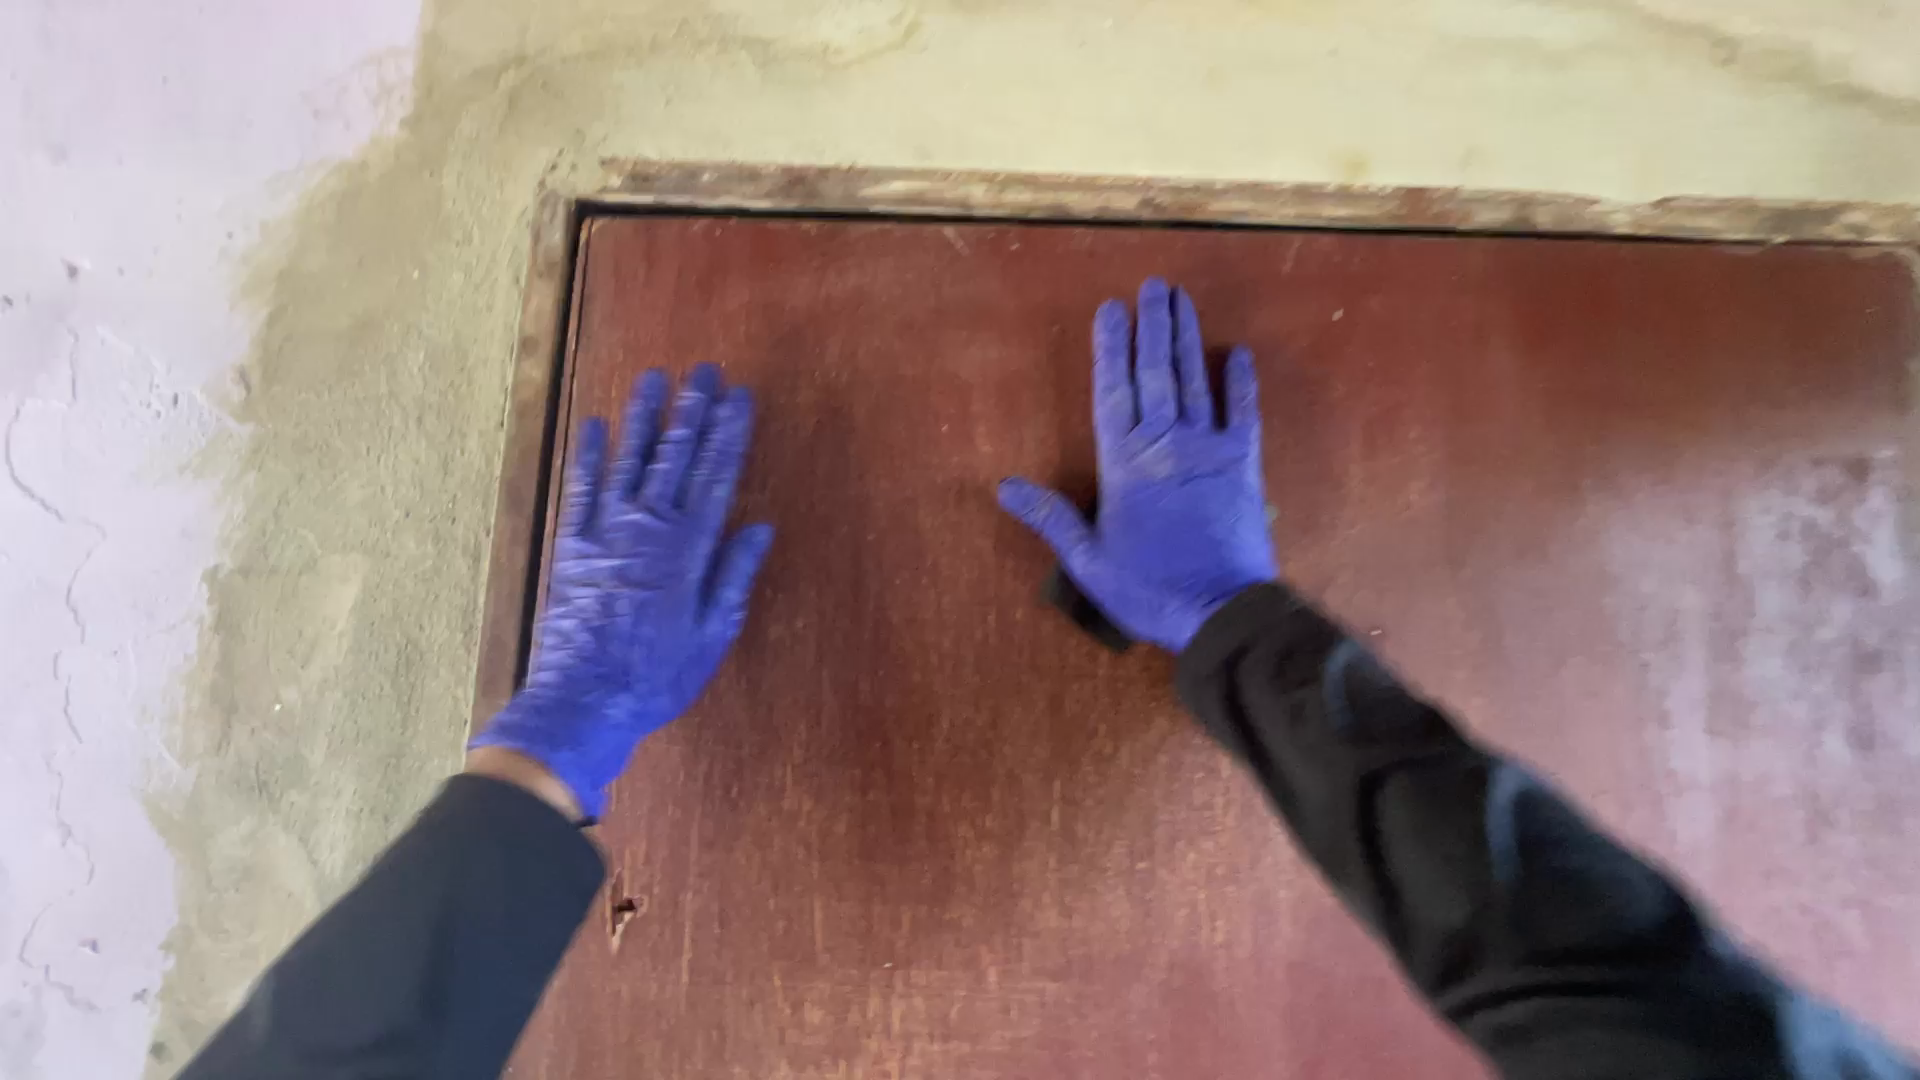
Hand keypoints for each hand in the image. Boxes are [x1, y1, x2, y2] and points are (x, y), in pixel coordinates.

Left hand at [470, 365, 774, 819]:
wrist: (583, 702)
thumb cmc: (659, 673)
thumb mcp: (714, 631)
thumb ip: (734, 574)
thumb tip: (760, 527)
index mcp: (689, 548)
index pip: (717, 476)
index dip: (730, 434)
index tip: (741, 398)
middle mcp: (649, 528)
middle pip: (676, 458)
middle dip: (693, 412)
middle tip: (704, 371)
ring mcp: (606, 532)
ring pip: (629, 461)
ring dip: (643, 419)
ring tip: (654, 379)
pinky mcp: (573, 544)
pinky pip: (581, 490)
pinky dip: (587, 455)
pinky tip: (593, 424)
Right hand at [999, 278, 1275, 651]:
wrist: (1219, 611)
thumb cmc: (1147, 588)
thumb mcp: (1087, 560)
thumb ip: (1050, 517)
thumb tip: (1004, 488)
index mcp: (1123, 463)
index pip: (1112, 391)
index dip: (1110, 348)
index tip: (1110, 308)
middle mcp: (1164, 443)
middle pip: (1156, 373)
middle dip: (1152, 325)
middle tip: (1152, 285)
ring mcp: (1208, 448)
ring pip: (1194, 380)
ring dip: (1187, 338)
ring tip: (1181, 299)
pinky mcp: (1245, 463)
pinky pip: (1244, 412)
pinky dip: (1242, 382)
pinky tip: (1239, 354)